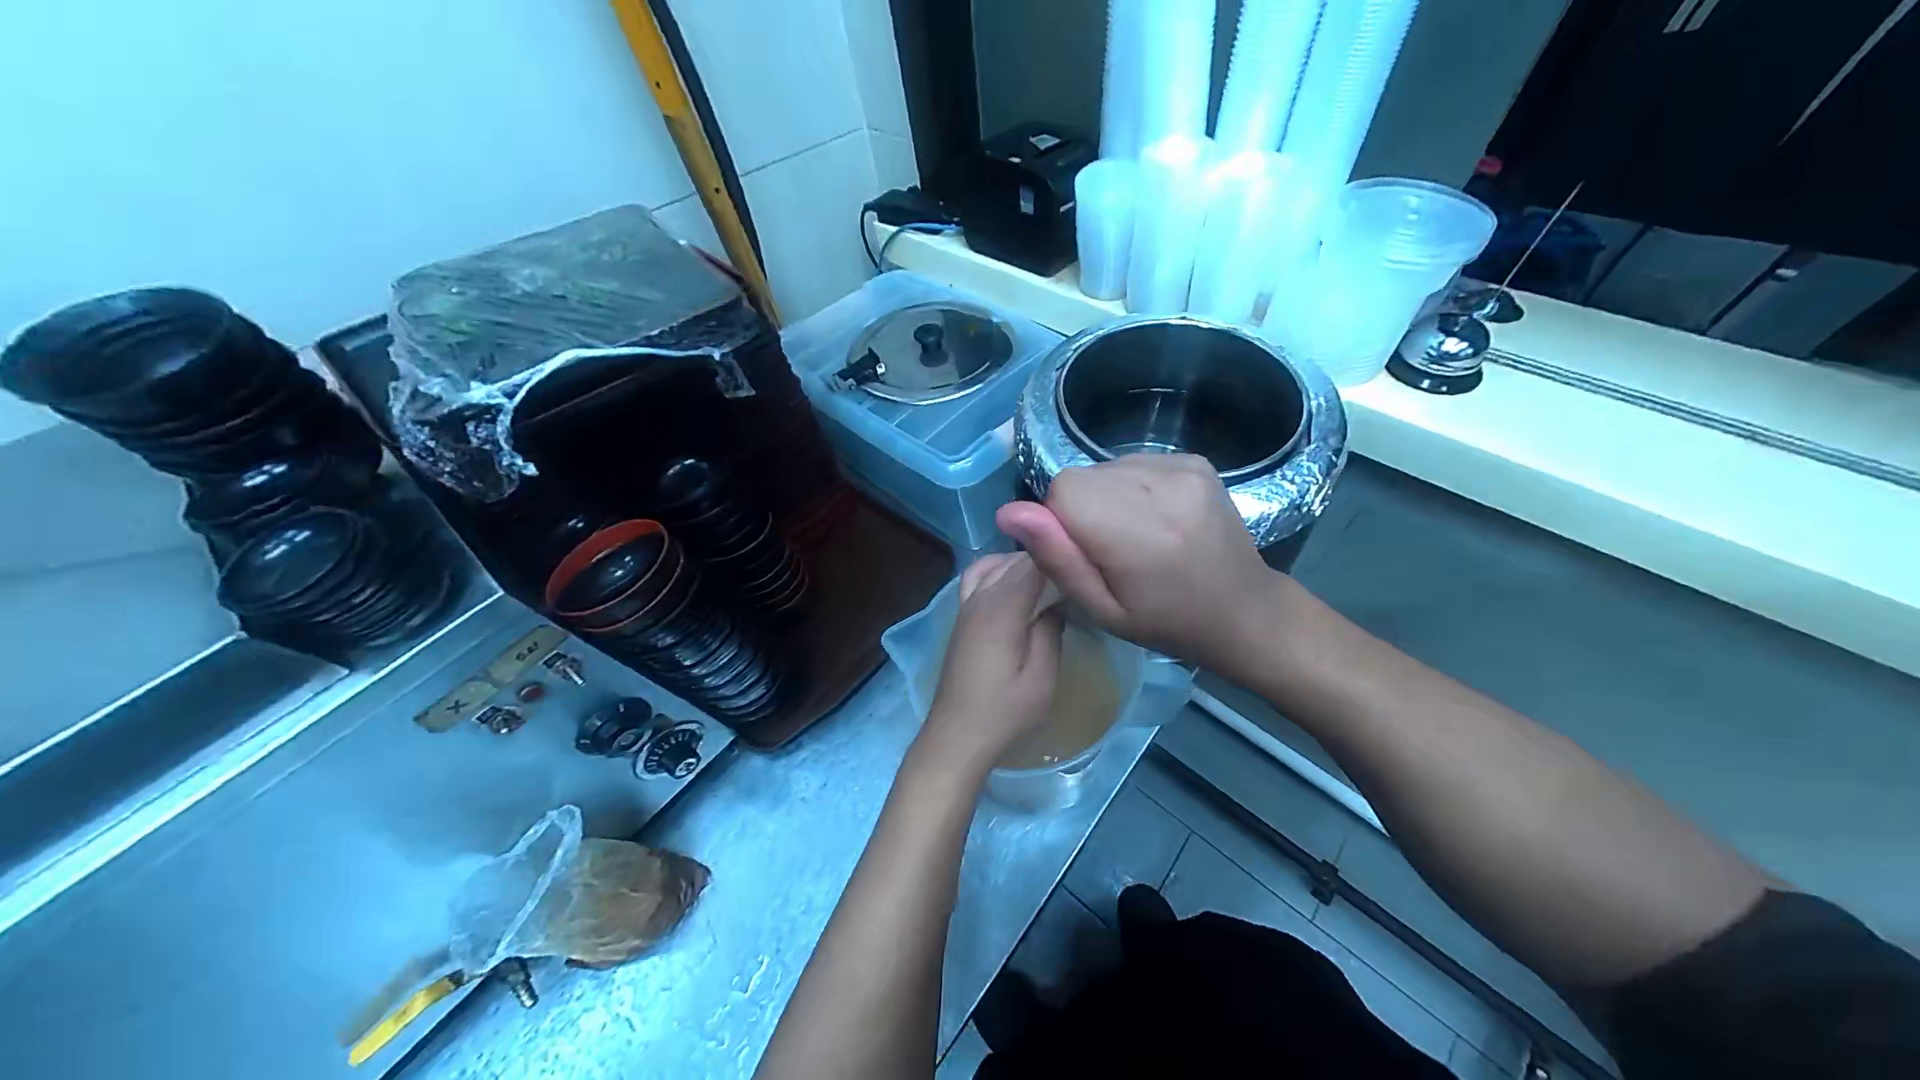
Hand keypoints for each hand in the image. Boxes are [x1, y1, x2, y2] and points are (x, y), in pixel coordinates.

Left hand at [914, 553, 1063, 777]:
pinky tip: (1015, 583)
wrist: (958, 734)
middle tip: (1077, 572)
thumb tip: (1059, 599)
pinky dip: (997, 569)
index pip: (1033, 562)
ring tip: (1050, 577)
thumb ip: (1050, 630)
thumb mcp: (1042, 676)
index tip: (1087, 562)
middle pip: (1014, 559)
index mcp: (1002, 608)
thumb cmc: (1006, 710)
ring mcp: (966, 604)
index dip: (1061, 555)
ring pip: (995, 563)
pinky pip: (977, 576)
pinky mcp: (961, 616)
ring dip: (1022, 562)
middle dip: (1046, 557)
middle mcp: (981, 597)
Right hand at [996, 454, 1292, 673]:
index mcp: (1137, 532)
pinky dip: (1130, 487)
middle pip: (1081, 476)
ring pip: (1104, 467)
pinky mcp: (1195, 460)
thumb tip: (1009, 512)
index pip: (1062, 490)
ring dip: (1106, 497)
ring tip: (1137, 535)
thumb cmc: (1165, 622)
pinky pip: (1132, 463)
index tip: (1086, 555)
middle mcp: (1162, 487)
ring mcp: (1183, 467)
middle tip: (1112, 550)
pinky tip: (1154, 518)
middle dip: (1082, 510)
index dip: (1060, 523)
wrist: (1243, 610)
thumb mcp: (1101, 609)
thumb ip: (1056, 559)